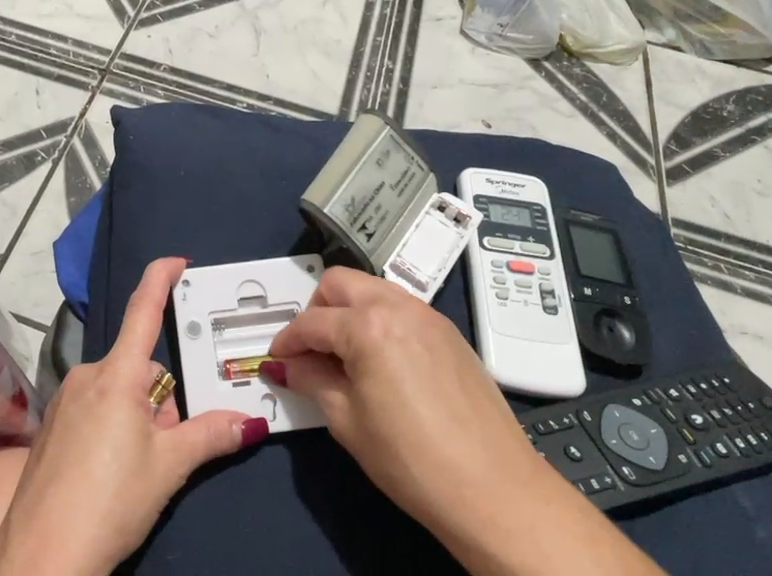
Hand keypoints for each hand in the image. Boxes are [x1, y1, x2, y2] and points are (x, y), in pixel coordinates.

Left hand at [0, 257, 267, 575]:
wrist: (40, 556)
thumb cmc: (109, 500)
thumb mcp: (169, 467)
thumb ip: (210, 436)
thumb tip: (250, 422)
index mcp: (116, 375)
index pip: (142, 311)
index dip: (160, 279)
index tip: (177, 259)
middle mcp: (87, 377)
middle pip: (138, 367)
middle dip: (162, 397)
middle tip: (170, 443)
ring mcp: (65, 401)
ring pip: (118, 392)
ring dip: (139, 415)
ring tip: (143, 467)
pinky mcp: (51, 427)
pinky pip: (94, 409)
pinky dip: (114, 427)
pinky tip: (114, 472)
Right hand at [264, 268, 662, 575]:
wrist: (494, 489)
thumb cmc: (410, 460)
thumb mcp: (347, 422)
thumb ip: (313, 381)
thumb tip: (291, 365)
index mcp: (368, 325)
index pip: (311, 321)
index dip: (287, 341)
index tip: (277, 360)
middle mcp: (399, 306)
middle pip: (341, 283)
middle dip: (317, 309)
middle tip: (312, 351)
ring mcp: (430, 316)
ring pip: (374, 290)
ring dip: (350, 311)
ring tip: (345, 357)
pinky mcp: (451, 334)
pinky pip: (402, 309)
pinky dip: (381, 322)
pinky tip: (382, 363)